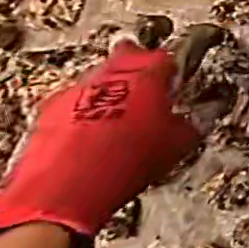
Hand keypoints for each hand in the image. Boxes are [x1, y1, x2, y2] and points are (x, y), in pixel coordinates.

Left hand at [0, 38, 201, 247]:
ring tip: (118, 122)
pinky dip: (83, 113)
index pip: (167, 57)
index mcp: (148, 73)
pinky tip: (91, 139)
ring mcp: (76, 90)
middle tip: (147, 91)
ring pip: (99, 79)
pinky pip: (73, 103)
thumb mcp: (177, 144)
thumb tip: (200, 119)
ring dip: (109, 92)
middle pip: (128, 54)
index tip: (175, 83)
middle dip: (137, 68)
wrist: (63, 192)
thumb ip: (191, 123)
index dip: (172, 71)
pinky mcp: (48, 111)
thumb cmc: (125, 163)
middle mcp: (111, 73)